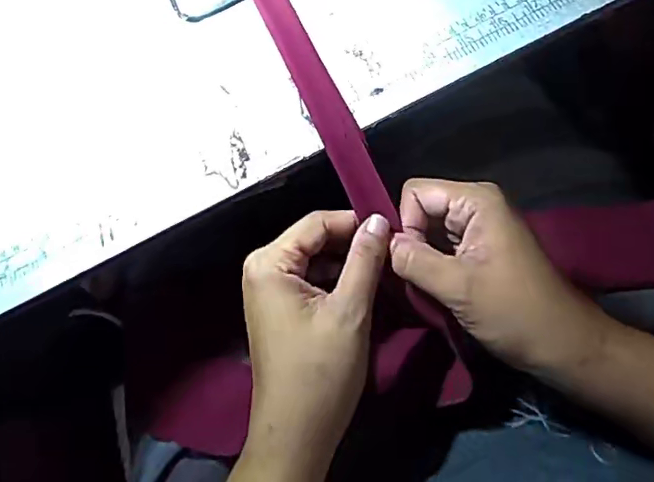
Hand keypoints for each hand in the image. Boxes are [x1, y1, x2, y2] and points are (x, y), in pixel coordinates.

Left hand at [238, 210, 391, 479]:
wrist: (296, 434)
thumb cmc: (320, 373)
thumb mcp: (350, 312)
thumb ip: (364, 261)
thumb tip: (377, 220)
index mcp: (268, 261)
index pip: (315, 223)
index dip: (353, 222)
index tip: (390, 227)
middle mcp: (261, 266)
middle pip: (313, 239)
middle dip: (352, 244)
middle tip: (392, 249)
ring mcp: (267, 287)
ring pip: (314, 260)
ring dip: (347, 264)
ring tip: (385, 267)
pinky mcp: (278, 306)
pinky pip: (309, 280)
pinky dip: (336, 282)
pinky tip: (365, 288)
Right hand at [389, 179, 615, 378]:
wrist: (572, 351)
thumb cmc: (517, 314)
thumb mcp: (457, 288)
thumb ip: (412, 260)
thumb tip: (381, 242)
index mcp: (475, 199)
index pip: (414, 192)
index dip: (406, 224)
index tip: (415, 263)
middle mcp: (478, 202)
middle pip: (422, 207)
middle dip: (414, 241)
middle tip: (420, 279)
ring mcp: (484, 223)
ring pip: (431, 227)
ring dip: (425, 256)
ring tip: (433, 287)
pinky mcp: (485, 244)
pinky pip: (445, 242)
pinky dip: (438, 263)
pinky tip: (444, 289)